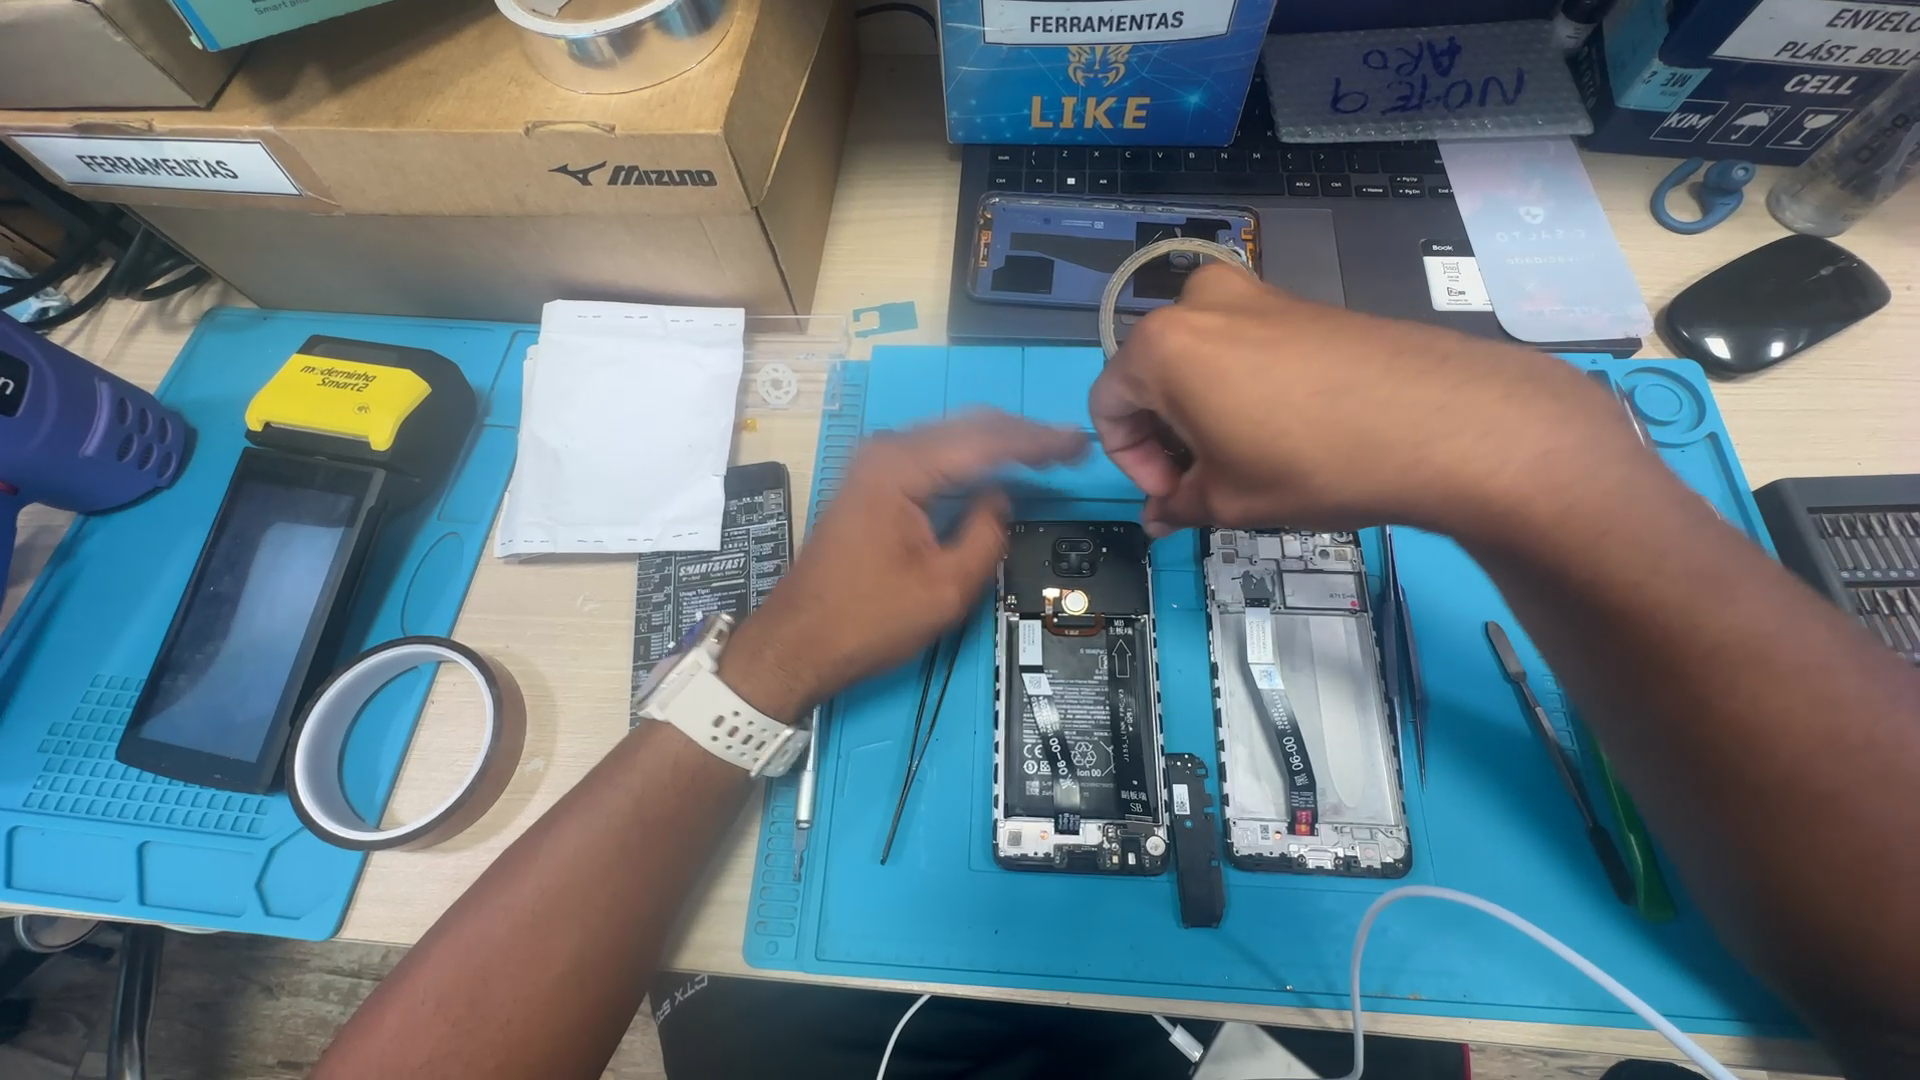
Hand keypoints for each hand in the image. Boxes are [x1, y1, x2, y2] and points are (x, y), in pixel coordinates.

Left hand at [720, 411, 1086, 720]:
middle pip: (967, 428)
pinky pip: (932, 459)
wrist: (797, 641)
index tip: (1078, 444)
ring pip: (950, 440)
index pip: (985, 441)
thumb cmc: (867, 621)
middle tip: (1069, 447)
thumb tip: (1001, 499)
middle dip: (1022, 437)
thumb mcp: (946, 588)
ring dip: (997, 446)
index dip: (1037, 442)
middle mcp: (885, 452)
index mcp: (901, 467)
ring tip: (1044, 455)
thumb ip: (986, 533)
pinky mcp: (871, 484)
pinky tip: (995, 472)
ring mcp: (873, 465)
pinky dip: (968, 463)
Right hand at [1089, 263, 1645, 538]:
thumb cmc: (1308, 463)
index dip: (1130, 462)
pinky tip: (1279, 430)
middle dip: (1165, 437)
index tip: (1172, 494)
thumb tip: (1158, 516)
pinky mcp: (1298, 302)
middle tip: (1203, 482)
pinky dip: (1238, 390)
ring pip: (1195, 362)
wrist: (1443, 422)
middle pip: (1149, 379)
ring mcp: (1253, 295)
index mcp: (1159, 347)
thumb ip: (1176, 505)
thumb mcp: (1227, 500)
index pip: (1106, 407)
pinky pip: (1240, 347)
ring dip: (1200, 414)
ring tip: (1243, 459)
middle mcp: (1196, 306)